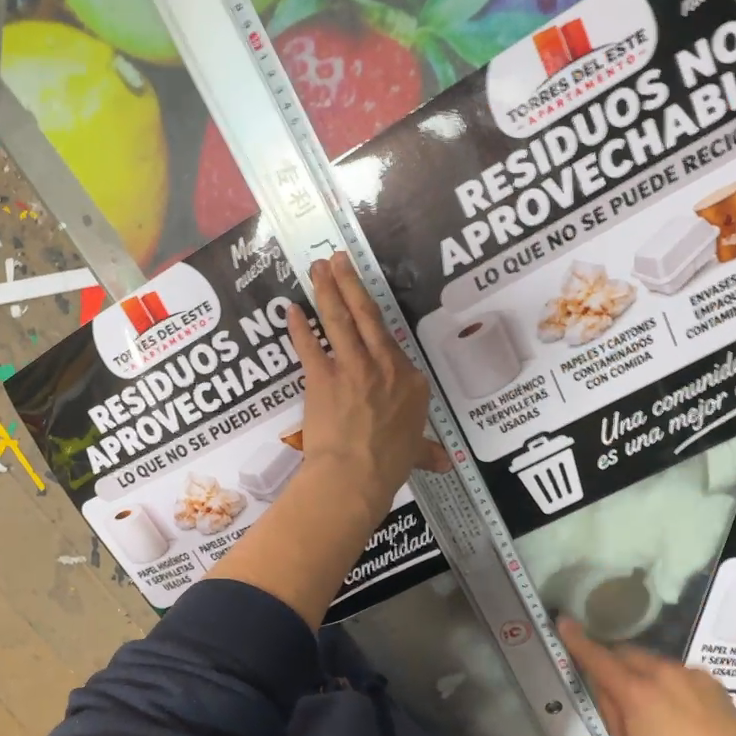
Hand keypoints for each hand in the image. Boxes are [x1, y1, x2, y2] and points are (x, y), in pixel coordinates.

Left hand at [287, 254, 449, 509]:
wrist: (355, 476)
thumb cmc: (388, 467)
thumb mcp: (414, 454)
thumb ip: (426, 452)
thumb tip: (444, 463)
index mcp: (411, 383)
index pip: (393, 346)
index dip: (377, 326)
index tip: (366, 307)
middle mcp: (385, 367)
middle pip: (368, 316)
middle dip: (351, 283)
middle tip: (338, 259)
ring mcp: (353, 369)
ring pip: (340, 320)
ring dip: (327, 290)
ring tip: (318, 268)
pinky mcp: (323, 378)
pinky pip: (309, 346)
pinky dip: (299, 328)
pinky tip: (291, 310)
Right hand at [557, 616, 735, 735]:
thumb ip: (612, 711)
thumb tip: (604, 687)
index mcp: (636, 692)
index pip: (598, 658)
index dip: (578, 640)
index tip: (563, 622)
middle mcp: (662, 672)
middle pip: (626, 653)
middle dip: (613, 662)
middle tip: (611, 687)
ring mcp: (691, 673)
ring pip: (653, 662)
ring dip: (641, 673)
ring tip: (649, 705)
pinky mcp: (712, 681)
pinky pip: (677, 673)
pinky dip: (667, 682)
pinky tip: (678, 710)